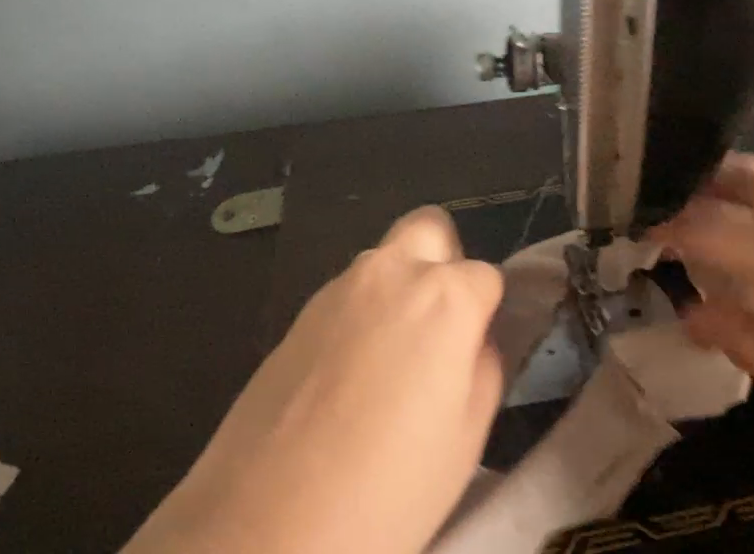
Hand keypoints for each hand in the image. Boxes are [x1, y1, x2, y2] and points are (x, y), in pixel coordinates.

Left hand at [126, 206, 504, 553]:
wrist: (265, 525)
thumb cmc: (389, 488)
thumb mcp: (467, 438)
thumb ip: (484, 367)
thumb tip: (474, 341)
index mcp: (444, 297)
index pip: (486, 275)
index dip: (488, 312)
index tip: (477, 351)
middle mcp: (390, 273)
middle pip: (429, 229)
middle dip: (444, 263)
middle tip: (441, 328)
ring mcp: (336, 289)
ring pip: (384, 261)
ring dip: (399, 289)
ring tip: (390, 364)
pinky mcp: (296, 315)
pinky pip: (346, 295)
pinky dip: (360, 315)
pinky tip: (349, 378)